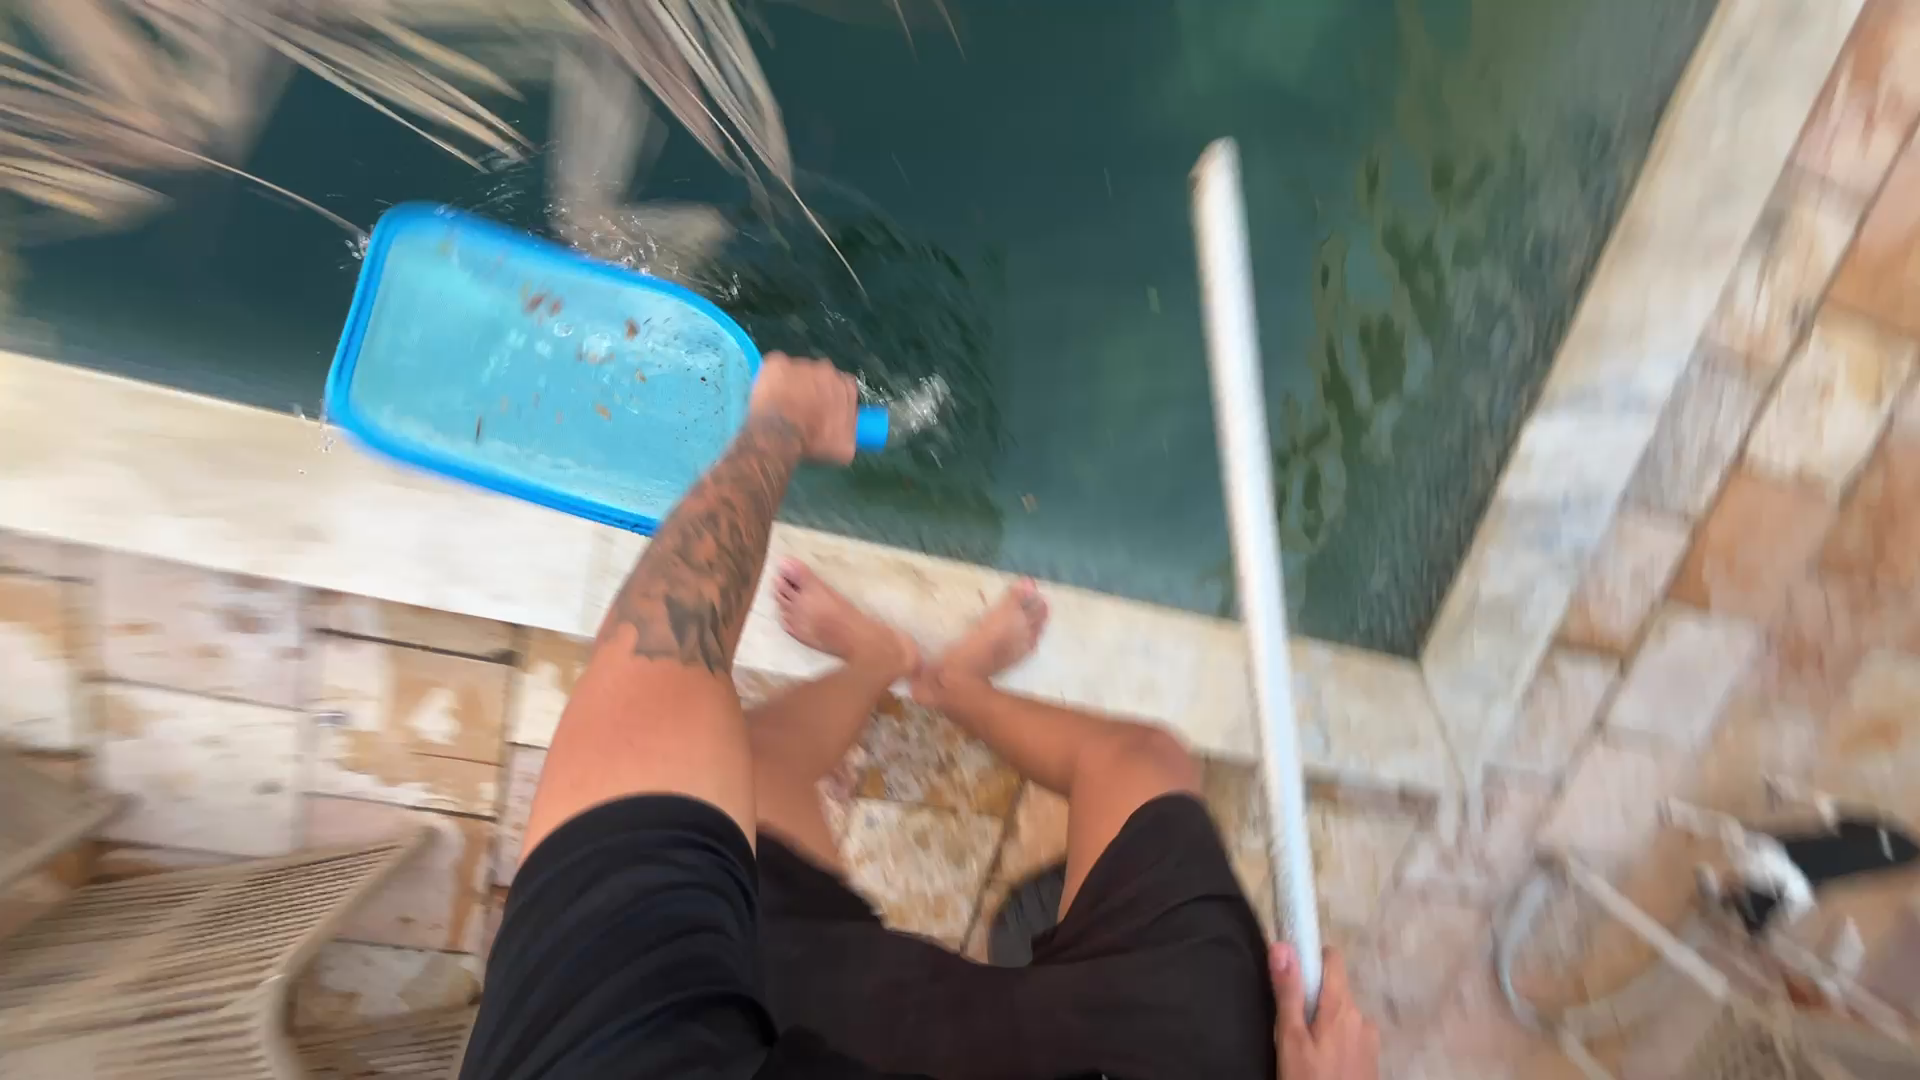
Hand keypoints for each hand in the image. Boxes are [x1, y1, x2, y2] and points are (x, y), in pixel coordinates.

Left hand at [748, 352, 858, 464]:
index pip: (844, 389)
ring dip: (793, 385)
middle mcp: (827, 368)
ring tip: (783, 406)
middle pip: (822, 377)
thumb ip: (849, 430)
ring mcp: (800, 363)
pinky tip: (769, 397)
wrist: (780, 437)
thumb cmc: (814, 443)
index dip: (833, 401)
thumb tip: (845, 430)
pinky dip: (773, 380)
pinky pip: (776, 368)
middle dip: (814, 390)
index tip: (824, 413)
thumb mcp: (844, 448)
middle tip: (803, 411)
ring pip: (797, 372)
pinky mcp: (776, 361)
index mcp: (846, 387)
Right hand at [1272, 944, 1378, 1079]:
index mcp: (1343, 1007)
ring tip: (1303, 1046)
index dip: (1310, 957)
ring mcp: (1370, 1041)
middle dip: (1312, 994)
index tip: (1290, 972)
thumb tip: (1282, 944)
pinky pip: (1348, 1032)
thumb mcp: (1290, 1038)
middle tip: (1289, 1022)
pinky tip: (1319, 1061)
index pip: (1332, 958)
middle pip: (1334, 986)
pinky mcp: (1371, 1060)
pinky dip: (1333, 1036)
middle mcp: (1362, 1018)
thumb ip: (1288, 991)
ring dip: (1322, 1018)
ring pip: (1340, 1011)